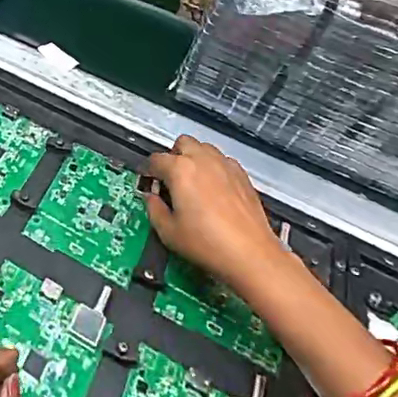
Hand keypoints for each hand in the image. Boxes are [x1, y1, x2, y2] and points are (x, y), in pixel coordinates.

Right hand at [143, 136, 289, 292]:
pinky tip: (213, 189)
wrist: (249, 253)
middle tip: (170, 179)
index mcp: (180, 170)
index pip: (156, 160)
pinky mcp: (242, 174)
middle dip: (173, 156)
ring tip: (192, 182)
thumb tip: (151, 200)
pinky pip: (223, 160)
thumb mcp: (169, 232)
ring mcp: (225, 165)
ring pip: (204, 147)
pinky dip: (214, 167)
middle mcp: (203, 160)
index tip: (148, 179)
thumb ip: (154, 210)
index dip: (148, 170)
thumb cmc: (210, 244)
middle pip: (181, 143)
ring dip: (194, 158)